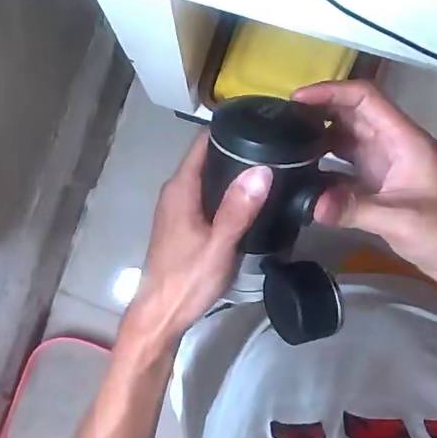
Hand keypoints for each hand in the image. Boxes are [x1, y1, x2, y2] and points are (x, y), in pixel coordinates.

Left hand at [119, 136, 270, 349]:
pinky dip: (226, 190)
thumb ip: (238, 209)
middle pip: (206, 157)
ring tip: (269, 166)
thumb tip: (261, 169)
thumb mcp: (219, 245)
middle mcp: (175, 192)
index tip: (260, 123)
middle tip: (275, 145)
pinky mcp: (183, 224)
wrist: (161, 315)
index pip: (202, 142)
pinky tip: (249, 199)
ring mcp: (177, 208)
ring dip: (231, 170)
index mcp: (181, 188)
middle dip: (236, 148)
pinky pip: (206, 195)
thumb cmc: (187, 279)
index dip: (228, 128)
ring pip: (207, 177)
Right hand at [292, 80, 436, 286]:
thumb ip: (355, 208)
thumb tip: (310, 204)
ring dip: (318, 144)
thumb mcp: (402, 219)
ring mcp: (385, 170)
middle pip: (349, 117)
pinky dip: (325, 175)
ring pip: (345, 144)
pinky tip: (301, 184)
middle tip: (278, 125)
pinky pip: (346, 175)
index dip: (330, 92)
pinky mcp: (380, 192)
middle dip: (316, 115)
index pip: (364, 98)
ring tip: (282, 149)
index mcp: (401, 139)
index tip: (296, 100)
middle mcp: (390, 147)